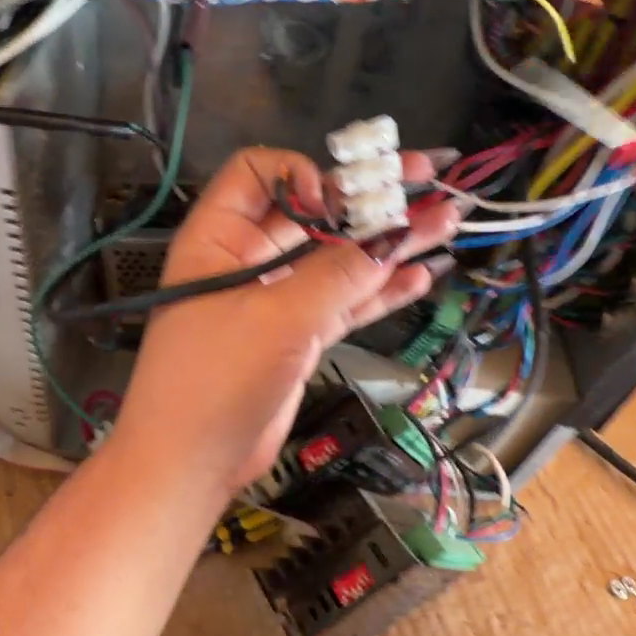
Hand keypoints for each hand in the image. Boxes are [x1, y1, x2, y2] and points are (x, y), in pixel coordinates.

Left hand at [109, 147, 457, 495]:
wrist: (190, 462)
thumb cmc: (216, 379)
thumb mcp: (276, 318)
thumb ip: (336, 276)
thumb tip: (390, 239)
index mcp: (220, 238)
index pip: (257, 174)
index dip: (299, 174)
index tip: (337, 198)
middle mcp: (248, 260)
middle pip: (312, 214)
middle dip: (367, 200)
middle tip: (427, 179)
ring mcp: (276, 300)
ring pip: (337, 260)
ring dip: (387, 243)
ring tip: (444, 221)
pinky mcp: (297, 337)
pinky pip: (344, 303)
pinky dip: (380, 291)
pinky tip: (422, 275)